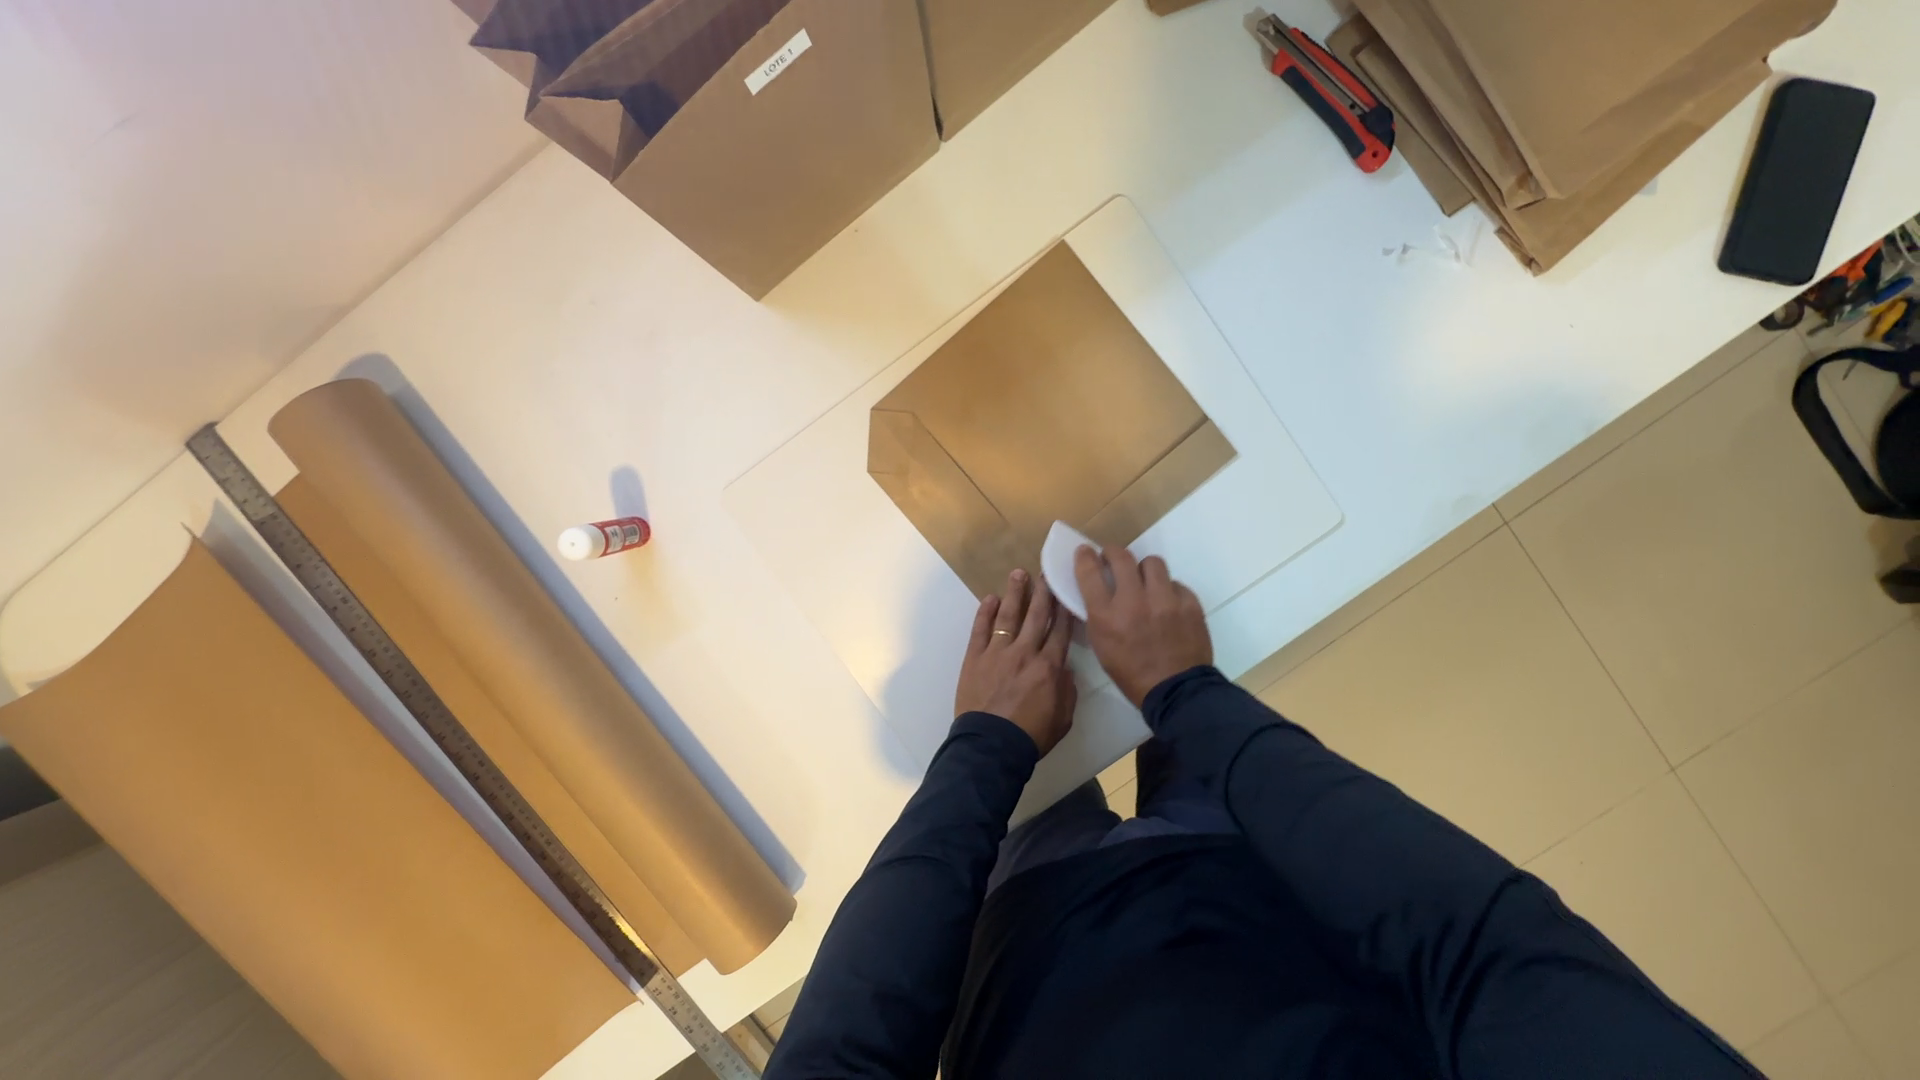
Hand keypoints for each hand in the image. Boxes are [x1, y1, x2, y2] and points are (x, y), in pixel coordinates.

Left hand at [954, 569, 1077, 755]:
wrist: (992, 745)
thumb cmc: (1031, 735)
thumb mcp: (1063, 718)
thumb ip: (1067, 691)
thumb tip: (1066, 671)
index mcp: (1049, 667)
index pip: (1060, 631)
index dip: (1064, 610)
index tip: (1066, 592)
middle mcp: (1025, 652)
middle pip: (1036, 616)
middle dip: (1043, 593)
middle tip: (1045, 573)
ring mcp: (998, 652)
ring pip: (1008, 616)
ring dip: (1015, 593)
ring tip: (1018, 574)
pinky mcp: (975, 658)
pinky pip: (981, 630)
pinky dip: (985, 613)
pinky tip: (991, 598)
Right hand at [1073, 545, 1211, 706]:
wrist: (1176, 691)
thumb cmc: (1131, 673)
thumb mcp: (1101, 646)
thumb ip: (1098, 615)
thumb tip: (1099, 591)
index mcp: (1106, 616)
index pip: (1089, 572)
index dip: (1085, 557)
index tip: (1086, 552)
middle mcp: (1133, 601)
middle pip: (1121, 557)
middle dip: (1113, 553)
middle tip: (1114, 559)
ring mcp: (1164, 600)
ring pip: (1152, 563)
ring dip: (1144, 570)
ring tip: (1146, 581)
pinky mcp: (1190, 603)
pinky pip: (1176, 584)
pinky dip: (1169, 590)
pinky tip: (1168, 604)